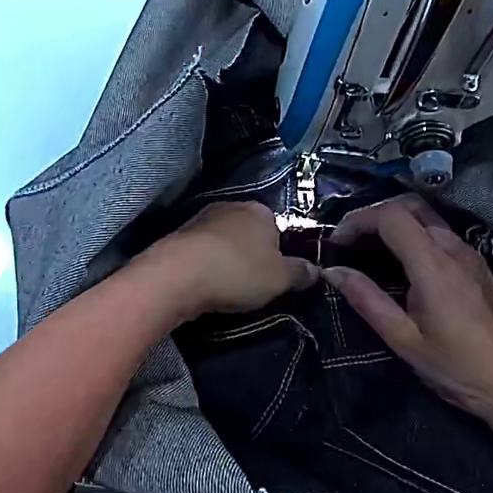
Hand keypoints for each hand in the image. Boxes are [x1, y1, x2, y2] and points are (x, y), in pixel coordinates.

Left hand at [133, 201, 318, 321]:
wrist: (175, 276)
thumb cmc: (237, 272)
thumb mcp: (281, 279)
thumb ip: (301, 273)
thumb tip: (316, 270)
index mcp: (261, 210)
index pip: (279, 230)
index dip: (279, 255)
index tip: (274, 278)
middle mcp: (232, 206)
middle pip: (250, 233)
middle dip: (252, 255)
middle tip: (251, 284)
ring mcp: (202, 218)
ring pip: (224, 241)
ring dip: (226, 259)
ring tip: (225, 286)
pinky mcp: (178, 234)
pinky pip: (202, 250)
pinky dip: (206, 264)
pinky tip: (204, 282)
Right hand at [324, 196, 492, 421]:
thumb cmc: (457, 368)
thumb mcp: (403, 340)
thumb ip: (367, 300)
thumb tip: (334, 272)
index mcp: (433, 264)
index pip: (391, 217)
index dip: (358, 221)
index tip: (337, 242)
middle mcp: (453, 248)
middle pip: (410, 205)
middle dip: (374, 213)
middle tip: (350, 239)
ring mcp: (469, 253)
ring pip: (426, 216)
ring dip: (395, 222)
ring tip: (369, 248)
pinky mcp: (476, 263)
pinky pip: (440, 232)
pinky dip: (413, 233)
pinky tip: (400, 260)